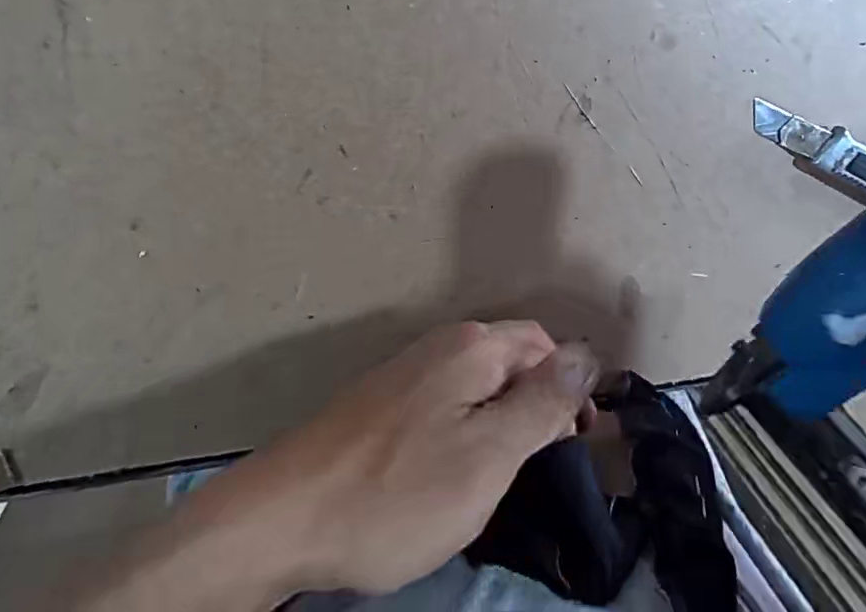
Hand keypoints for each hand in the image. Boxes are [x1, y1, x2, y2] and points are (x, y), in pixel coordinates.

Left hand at [68, 321, 598, 609]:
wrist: (276, 522)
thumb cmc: (394, 494)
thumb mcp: (487, 457)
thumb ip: (543, 403)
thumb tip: (588, 355)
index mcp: (475, 347)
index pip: (548, 348)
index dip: (572, 392)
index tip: (578, 444)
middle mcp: (444, 343)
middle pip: (515, 358)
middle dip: (541, 402)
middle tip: (545, 460)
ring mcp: (409, 370)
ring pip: (482, 380)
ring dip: (506, 415)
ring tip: (505, 469)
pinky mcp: (384, 400)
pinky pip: (449, 398)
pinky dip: (471, 425)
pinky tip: (457, 464)